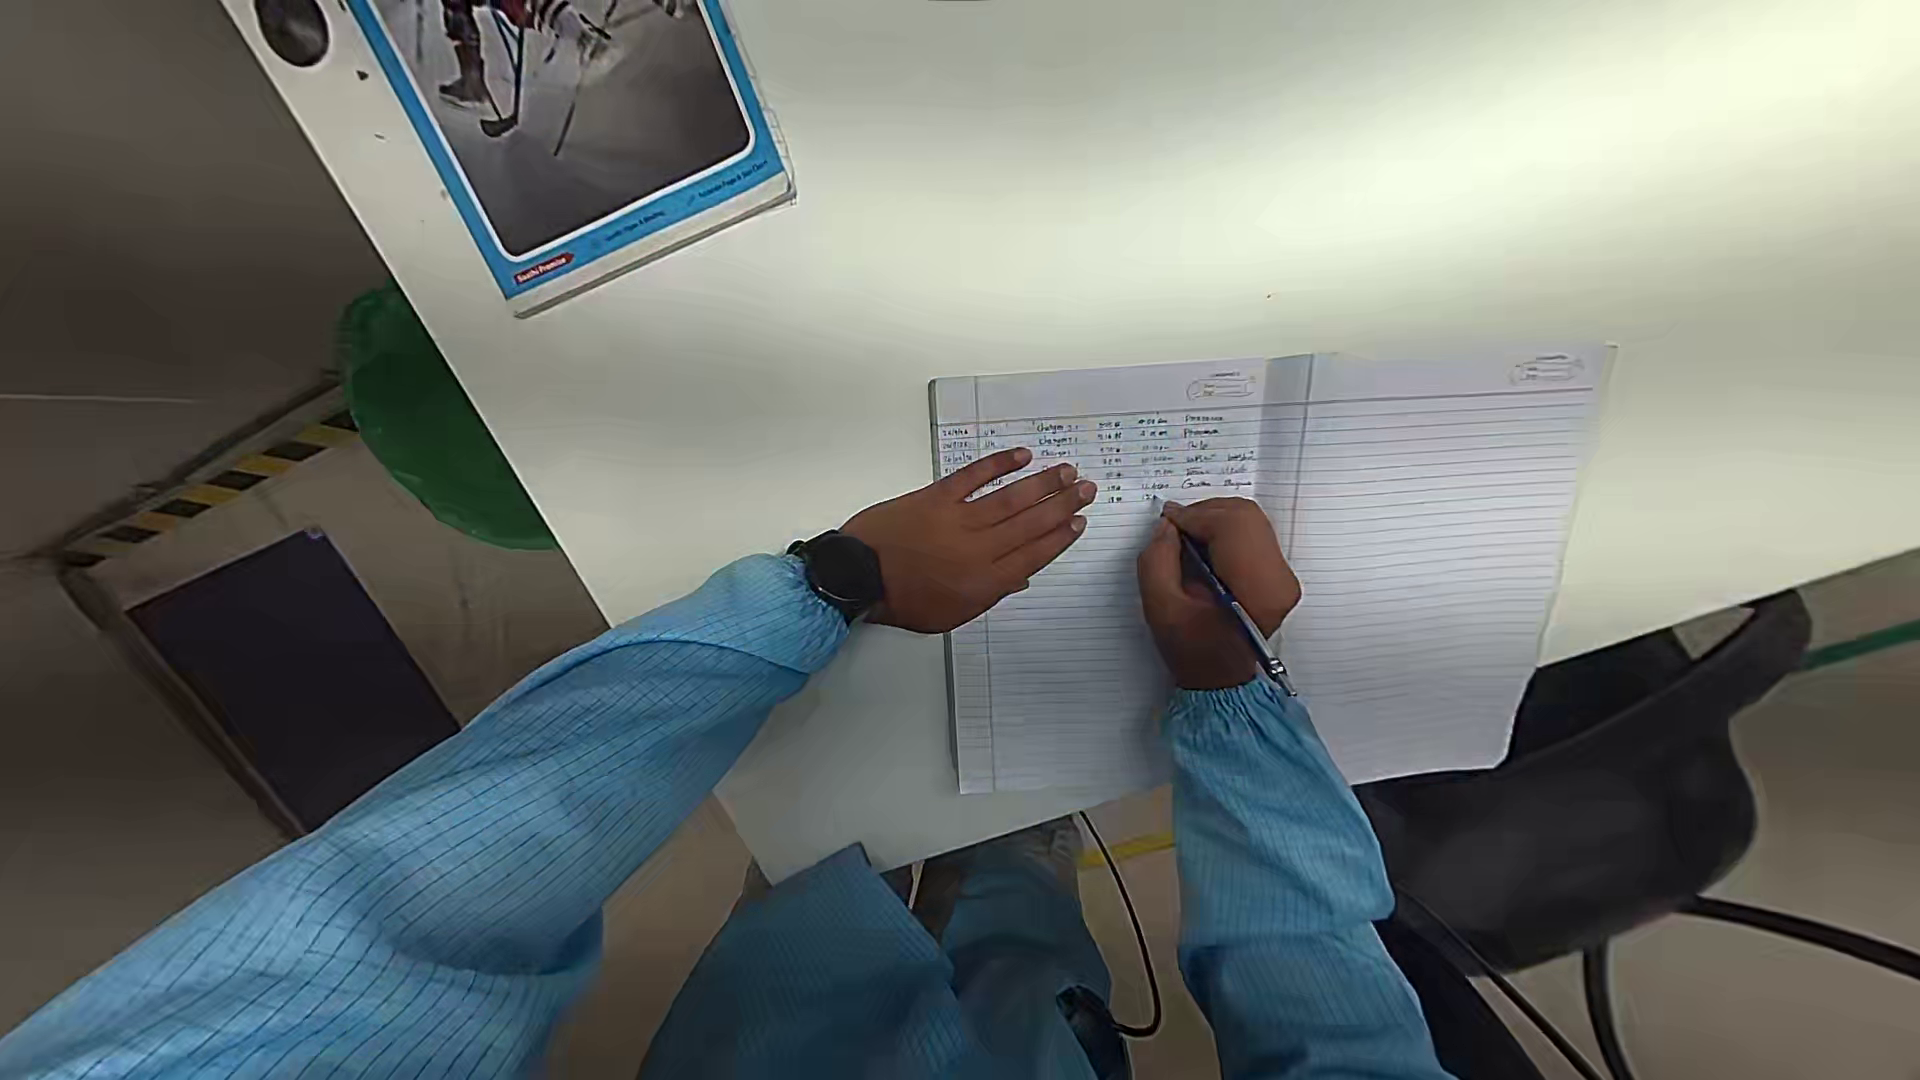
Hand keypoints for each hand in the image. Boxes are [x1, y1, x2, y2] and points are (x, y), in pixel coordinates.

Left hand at [843, 448, 1097, 632]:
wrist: (858, 576)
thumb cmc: (902, 599)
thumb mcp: (950, 614)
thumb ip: (988, 595)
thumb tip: (1019, 578)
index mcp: (984, 581)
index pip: (1035, 555)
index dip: (1060, 537)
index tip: (1078, 522)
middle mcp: (978, 549)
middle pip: (1031, 523)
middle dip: (1063, 505)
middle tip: (1085, 489)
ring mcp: (958, 520)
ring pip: (1011, 498)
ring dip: (1042, 483)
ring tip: (1065, 471)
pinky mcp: (936, 497)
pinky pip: (973, 476)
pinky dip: (998, 464)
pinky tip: (1020, 456)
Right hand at [1136, 498, 1301, 689]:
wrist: (1221, 679)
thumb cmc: (1193, 651)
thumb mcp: (1160, 608)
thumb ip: (1157, 560)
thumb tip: (1168, 527)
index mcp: (1256, 589)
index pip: (1231, 525)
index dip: (1193, 516)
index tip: (1168, 523)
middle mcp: (1278, 578)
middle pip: (1243, 514)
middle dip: (1203, 513)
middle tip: (1175, 527)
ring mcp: (1282, 575)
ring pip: (1248, 518)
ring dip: (1212, 519)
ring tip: (1186, 537)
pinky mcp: (1277, 572)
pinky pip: (1251, 531)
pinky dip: (1222, 529)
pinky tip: (1202, 546)